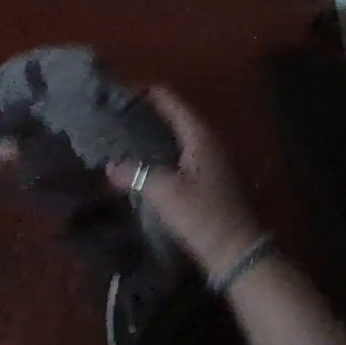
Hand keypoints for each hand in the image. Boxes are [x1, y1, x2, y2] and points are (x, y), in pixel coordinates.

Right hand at [106, 87, 265, 274]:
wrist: (236, 252)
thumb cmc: (202, 215)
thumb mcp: (164, 192)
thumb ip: (134, 173)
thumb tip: (109, 166)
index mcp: (198, 133)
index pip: (168, 97)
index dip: (142, 92)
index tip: (115, 96)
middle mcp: (206, 139)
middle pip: (171, 113)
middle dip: (142, 112)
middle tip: (113, 116)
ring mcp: (208, 158)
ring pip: (174, 133)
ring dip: (149, 132)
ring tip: (120, 136)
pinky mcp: (206, 176)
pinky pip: (177, 151)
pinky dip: (157, 149)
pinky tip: (139, 162)